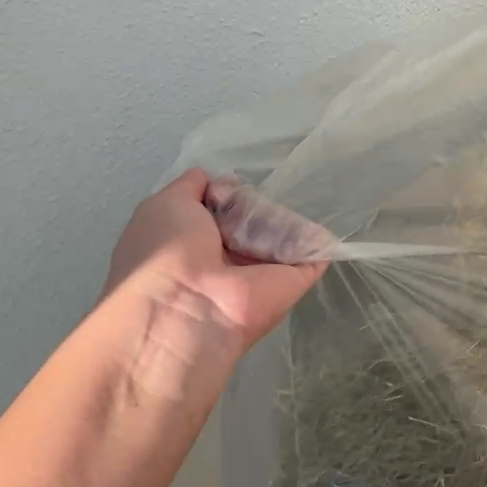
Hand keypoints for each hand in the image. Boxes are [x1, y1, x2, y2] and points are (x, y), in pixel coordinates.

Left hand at [103, 168, 327, 355]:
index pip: (221, 212)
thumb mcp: (162, 206)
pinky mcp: (295, 280)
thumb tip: (216, 178)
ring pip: (284, 232)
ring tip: (283, 206)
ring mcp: (263, 271)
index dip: (228, 193)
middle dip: (259, 202)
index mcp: (192, 245)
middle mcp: (226, 259)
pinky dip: (321, 238)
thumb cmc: (165, 253)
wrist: (187, 308)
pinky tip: (323, 218)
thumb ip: (189, 187)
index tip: (234, 183)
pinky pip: (314, 251)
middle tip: (259, 195)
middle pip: (256, 219)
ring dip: (287, 215)